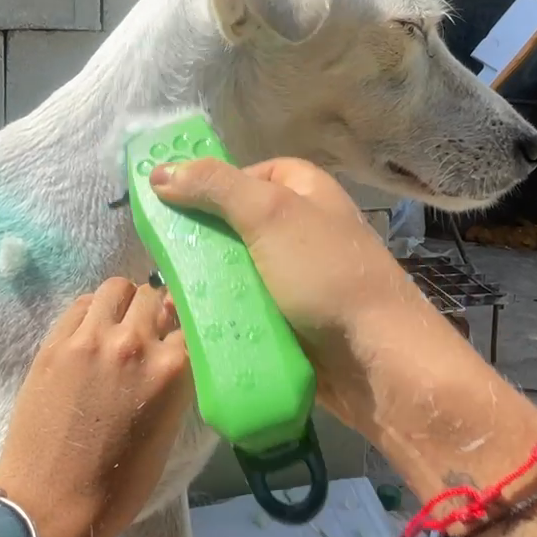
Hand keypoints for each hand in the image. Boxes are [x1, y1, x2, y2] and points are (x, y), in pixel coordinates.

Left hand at [0, 278, 193, 536]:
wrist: (52, 505)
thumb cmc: (118, 483)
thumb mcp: (166, 428)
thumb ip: (172, 377)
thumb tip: (170, 341)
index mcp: (171, 370)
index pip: (189, 320)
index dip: (183, 324)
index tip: (177, 329)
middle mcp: (134, 343)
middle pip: (152, 295)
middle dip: (152, 309)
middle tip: (145, 327)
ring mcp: (90, 339)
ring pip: (115, 288)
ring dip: (122, 302)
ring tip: (116, 323)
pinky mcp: (55, 343)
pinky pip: (80, 305)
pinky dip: (90, 311)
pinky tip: (89, 332)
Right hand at [147, 157, 439, 431]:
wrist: (377, 364)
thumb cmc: (326, 275)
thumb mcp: (268, 214)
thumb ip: (213, 186)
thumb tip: (159, 172)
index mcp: (307, 192)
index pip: (250, 173)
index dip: (213, 184)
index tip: (178, 205)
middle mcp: (302, 229)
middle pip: (235, 223)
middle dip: (201, 241)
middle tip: (166, 259)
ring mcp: (297, 278)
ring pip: (236, 269)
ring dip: (206, 282)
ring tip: (173, 298)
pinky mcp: (290, 319)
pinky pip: (244, 307)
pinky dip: (221, 312)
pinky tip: (195, 324)